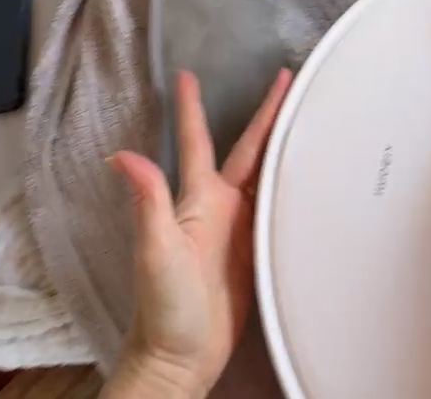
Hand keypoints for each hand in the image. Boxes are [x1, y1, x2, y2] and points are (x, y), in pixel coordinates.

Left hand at [104, 68, 293, 398]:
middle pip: (251, 147)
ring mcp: (240, 226)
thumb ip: (147, 201)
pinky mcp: (256, 248)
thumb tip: (122, 156)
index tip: (189, 74)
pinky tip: (309, 174)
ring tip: (307, 115)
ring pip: (268, 171)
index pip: (198, 140)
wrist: (182, 356)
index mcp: (199, 199)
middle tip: (286, 81)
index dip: (192, 107)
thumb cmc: (162, 307)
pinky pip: (280, 204)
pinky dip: (294, 182)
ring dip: (285, 142)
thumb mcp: (155, 250)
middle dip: (269, 113)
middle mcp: (221, 205)